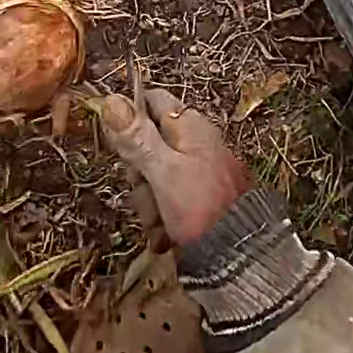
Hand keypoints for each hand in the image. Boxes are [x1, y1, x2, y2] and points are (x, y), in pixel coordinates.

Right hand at [99, 88, 251, 245]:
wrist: (241, 254)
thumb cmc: (201, 207)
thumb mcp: (163, 171)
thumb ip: (137, 138)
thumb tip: (111, 99)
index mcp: (188, 125)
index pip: (151, 102)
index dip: (131, 121)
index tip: (123, 146)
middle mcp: (194, 141)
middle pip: (148, 145)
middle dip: (139, 175)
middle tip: (147, 192)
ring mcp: (198, 168)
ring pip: (154, 176)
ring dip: (150, 203)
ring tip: (161, 222)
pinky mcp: (199, 195)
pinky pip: (168, 198)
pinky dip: (164, 217)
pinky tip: (167, 235)